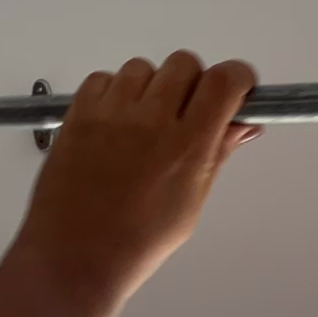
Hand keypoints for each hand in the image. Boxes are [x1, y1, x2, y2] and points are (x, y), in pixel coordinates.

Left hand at [12, 51, 258, 304]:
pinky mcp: (78, 113)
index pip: (224, 81)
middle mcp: (151, 120)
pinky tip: (113, 120)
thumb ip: (217, 153)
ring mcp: (111, 113)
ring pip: (142, 67)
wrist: (75, 254)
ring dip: (149, 86)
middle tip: (185, 108)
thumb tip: (242, 124)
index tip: (236, 86)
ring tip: (142, 120)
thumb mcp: (191, 201)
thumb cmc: (136, 239)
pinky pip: (102, 78)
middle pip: (184, 63)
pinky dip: (111, 91)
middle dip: (192, 81)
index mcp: (187, 145)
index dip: (237, 77)